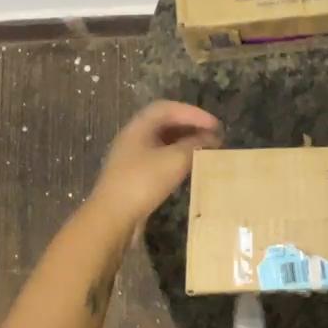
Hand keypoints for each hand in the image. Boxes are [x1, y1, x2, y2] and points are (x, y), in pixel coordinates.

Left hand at [89, 101, 219, 222]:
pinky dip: (178, 158)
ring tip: (206, 151)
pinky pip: (160, 159)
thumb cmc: (142, 183)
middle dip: (191, 127)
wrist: (113, 218)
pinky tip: (191, 167)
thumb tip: (210, 139)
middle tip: (214, 136)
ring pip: (163, 142)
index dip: (193, 113)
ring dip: (186, 143)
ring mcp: (133, 158)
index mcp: (139, 127)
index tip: (215, 125)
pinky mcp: (136, 176)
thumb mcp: (174, 161)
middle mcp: (134, 138)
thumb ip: (194, 146)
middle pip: (165, 123)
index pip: (168, 108)